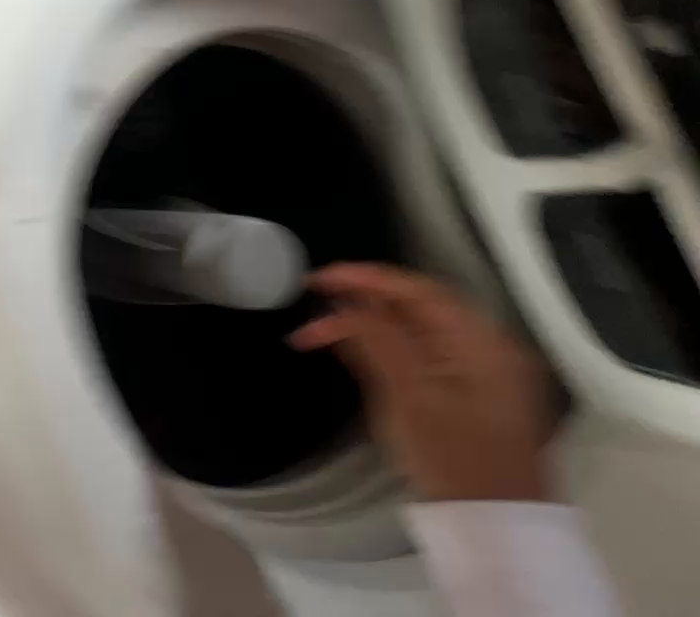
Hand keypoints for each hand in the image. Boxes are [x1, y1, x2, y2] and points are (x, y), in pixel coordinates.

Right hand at [290, 263, 554, 502]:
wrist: (490, 524)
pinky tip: (347, 346)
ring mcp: (475, 372)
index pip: (417, 290)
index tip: (316, 279)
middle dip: (359, 299)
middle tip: (311, 298)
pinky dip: (378, 344)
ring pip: (410, 328)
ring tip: (316, 328)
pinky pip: (415, 351)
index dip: (364, 278)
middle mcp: (484, 349)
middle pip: (414, 306)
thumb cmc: (452, 456)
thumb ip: (376, 339)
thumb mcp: (408, 393)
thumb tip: (342, 301)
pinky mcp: (461, 391)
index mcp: (481, 343)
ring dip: (363, 322)